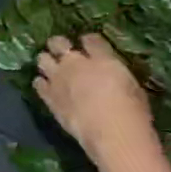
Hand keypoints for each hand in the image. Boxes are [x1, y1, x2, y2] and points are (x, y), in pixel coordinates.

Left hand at [34, 34, 151, 154]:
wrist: (110, 132)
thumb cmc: (132, 110)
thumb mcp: (132, 85)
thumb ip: (115, 73)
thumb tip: (109, 73)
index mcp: (102, 59)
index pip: (90, 39)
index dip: (88, 40)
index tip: (88, 43)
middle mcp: (75, 64)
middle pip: (58, 43)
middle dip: (58, 44)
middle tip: (62, 50)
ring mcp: (58, 78)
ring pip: (42, 59)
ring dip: (46, 61)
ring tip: (51, 66)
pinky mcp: (47, 95)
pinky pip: (38, 82)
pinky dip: (41, 82)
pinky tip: (47, 86)